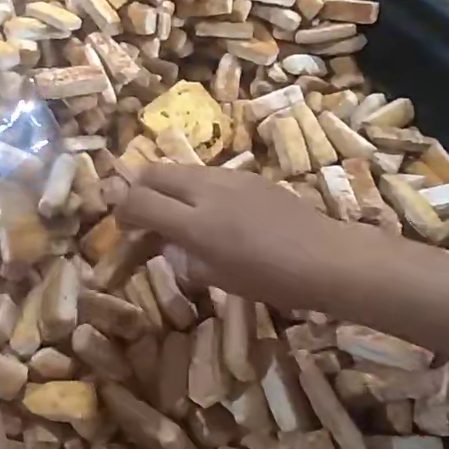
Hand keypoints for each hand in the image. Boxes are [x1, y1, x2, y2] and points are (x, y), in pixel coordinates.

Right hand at [116, 164, 370, 312]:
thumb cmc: (271, 280)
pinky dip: (193, 186)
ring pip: (180, 169)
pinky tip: (211, 209)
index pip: (138, 201)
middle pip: (152, 172)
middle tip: (141, 212)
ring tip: (175, 210)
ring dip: (166, 185)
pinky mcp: (247, 174)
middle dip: (137, 188)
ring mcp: (228, 177)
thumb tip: (168, 245)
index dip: (122, 212)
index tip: (124, 227)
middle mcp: (205, 190)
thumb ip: (184, 257)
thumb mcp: (218, 277)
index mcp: (194, 223)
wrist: (326, 257)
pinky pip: (207, 173)